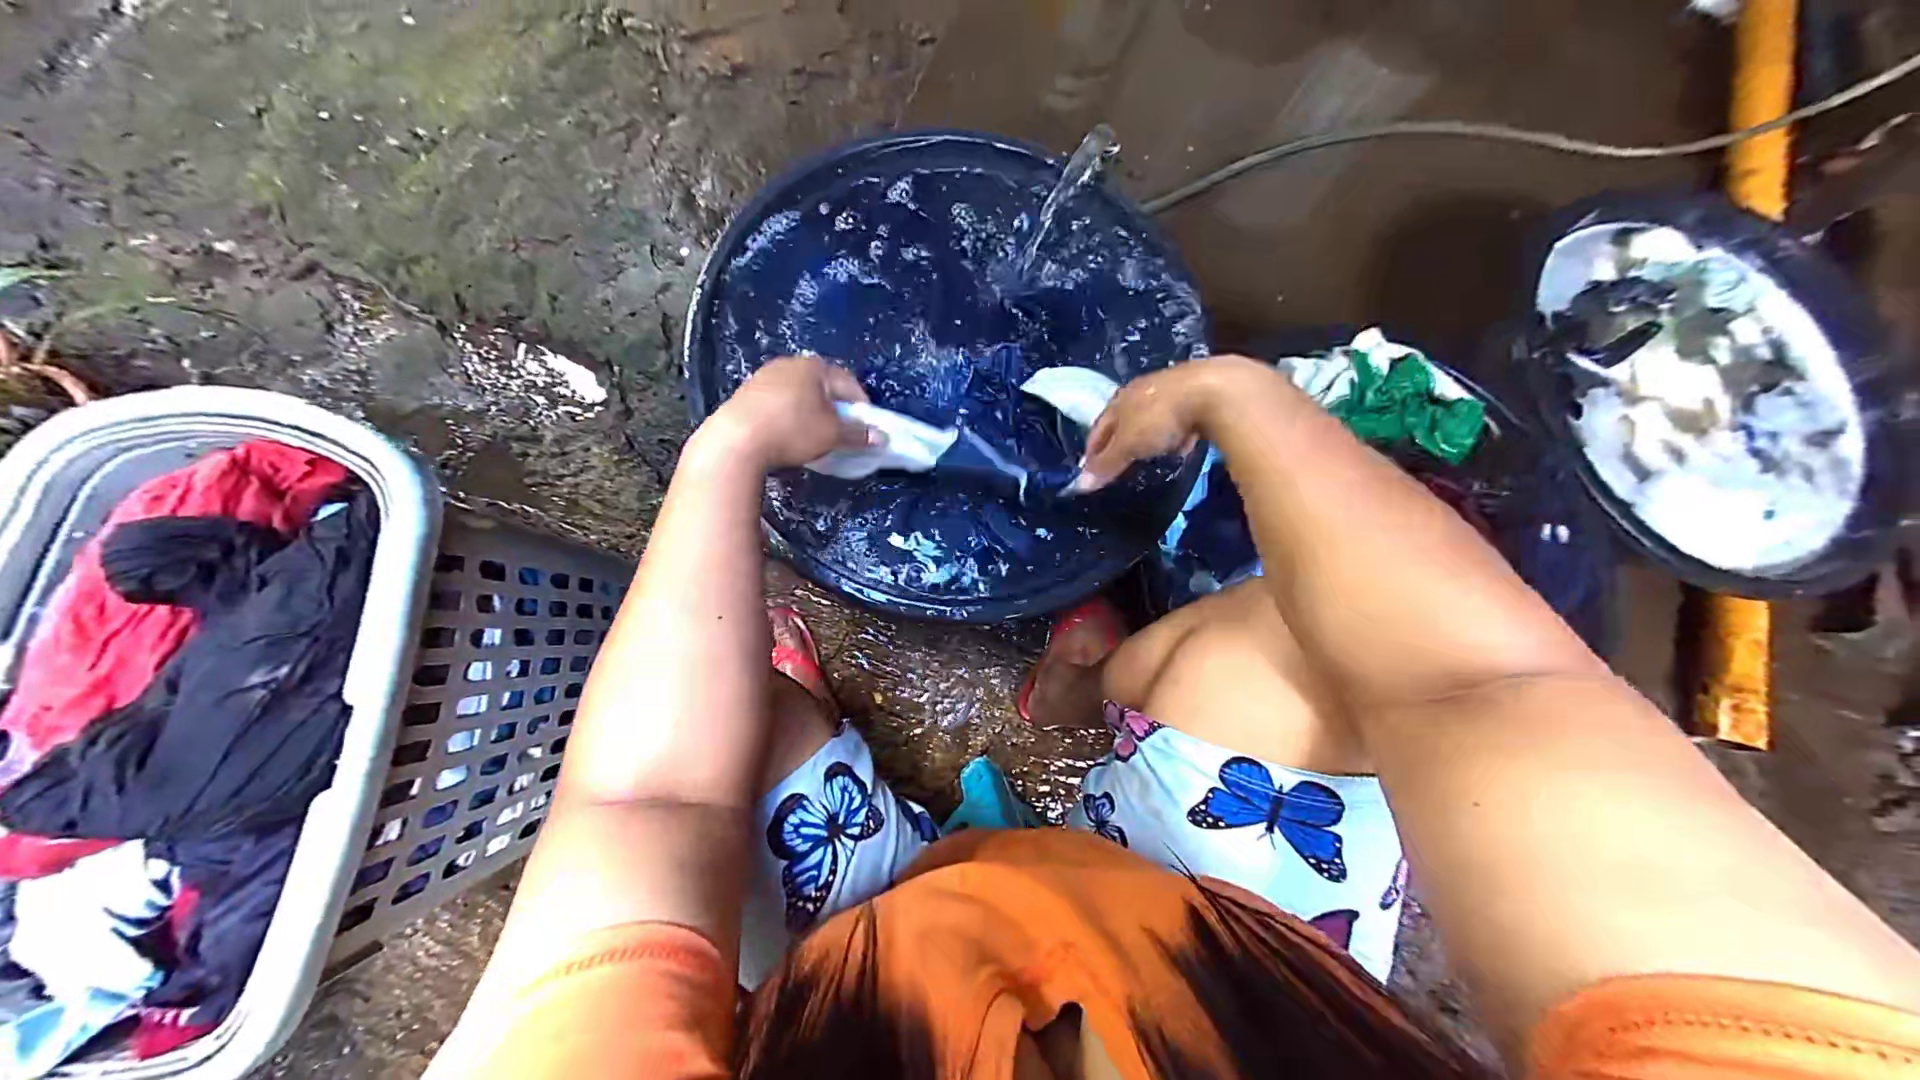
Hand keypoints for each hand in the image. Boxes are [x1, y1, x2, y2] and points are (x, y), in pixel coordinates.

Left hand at [702, 356, 881, 468]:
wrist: (736, 441)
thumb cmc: (792, 430)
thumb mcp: (832, 435)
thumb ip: (858, 434)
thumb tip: (880, 437)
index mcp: (814, 366)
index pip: (848, 383)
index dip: (861, 406)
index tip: (865, 428)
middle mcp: (789, 364)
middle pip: (822, 386)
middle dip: (834, 408)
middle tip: (841, 432)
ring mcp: (764, 377)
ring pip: (799, 394)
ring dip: (810, 413)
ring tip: (814, 437)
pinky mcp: (746, 394)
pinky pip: (778, 403)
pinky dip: (789, 417)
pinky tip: (787, 436)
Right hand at [1072, 355, 1271, 491]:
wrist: (1218, 390)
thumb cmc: (1162, 418)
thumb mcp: (1129, 445)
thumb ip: (1106, 464)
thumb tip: (1079, 484)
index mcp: (1120, 399)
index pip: (1099, 427)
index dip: (1092, 449)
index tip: (1088, 470)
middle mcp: (1143, 389)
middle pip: (1124, 419)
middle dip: (1118, 439)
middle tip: (1115, 462)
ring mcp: (1174, 388)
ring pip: (1153, 416)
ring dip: (1148, 434)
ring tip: (1147, 455)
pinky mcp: (1202, 392)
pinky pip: (1181, 417)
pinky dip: (1176, 433)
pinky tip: (1182, 445)